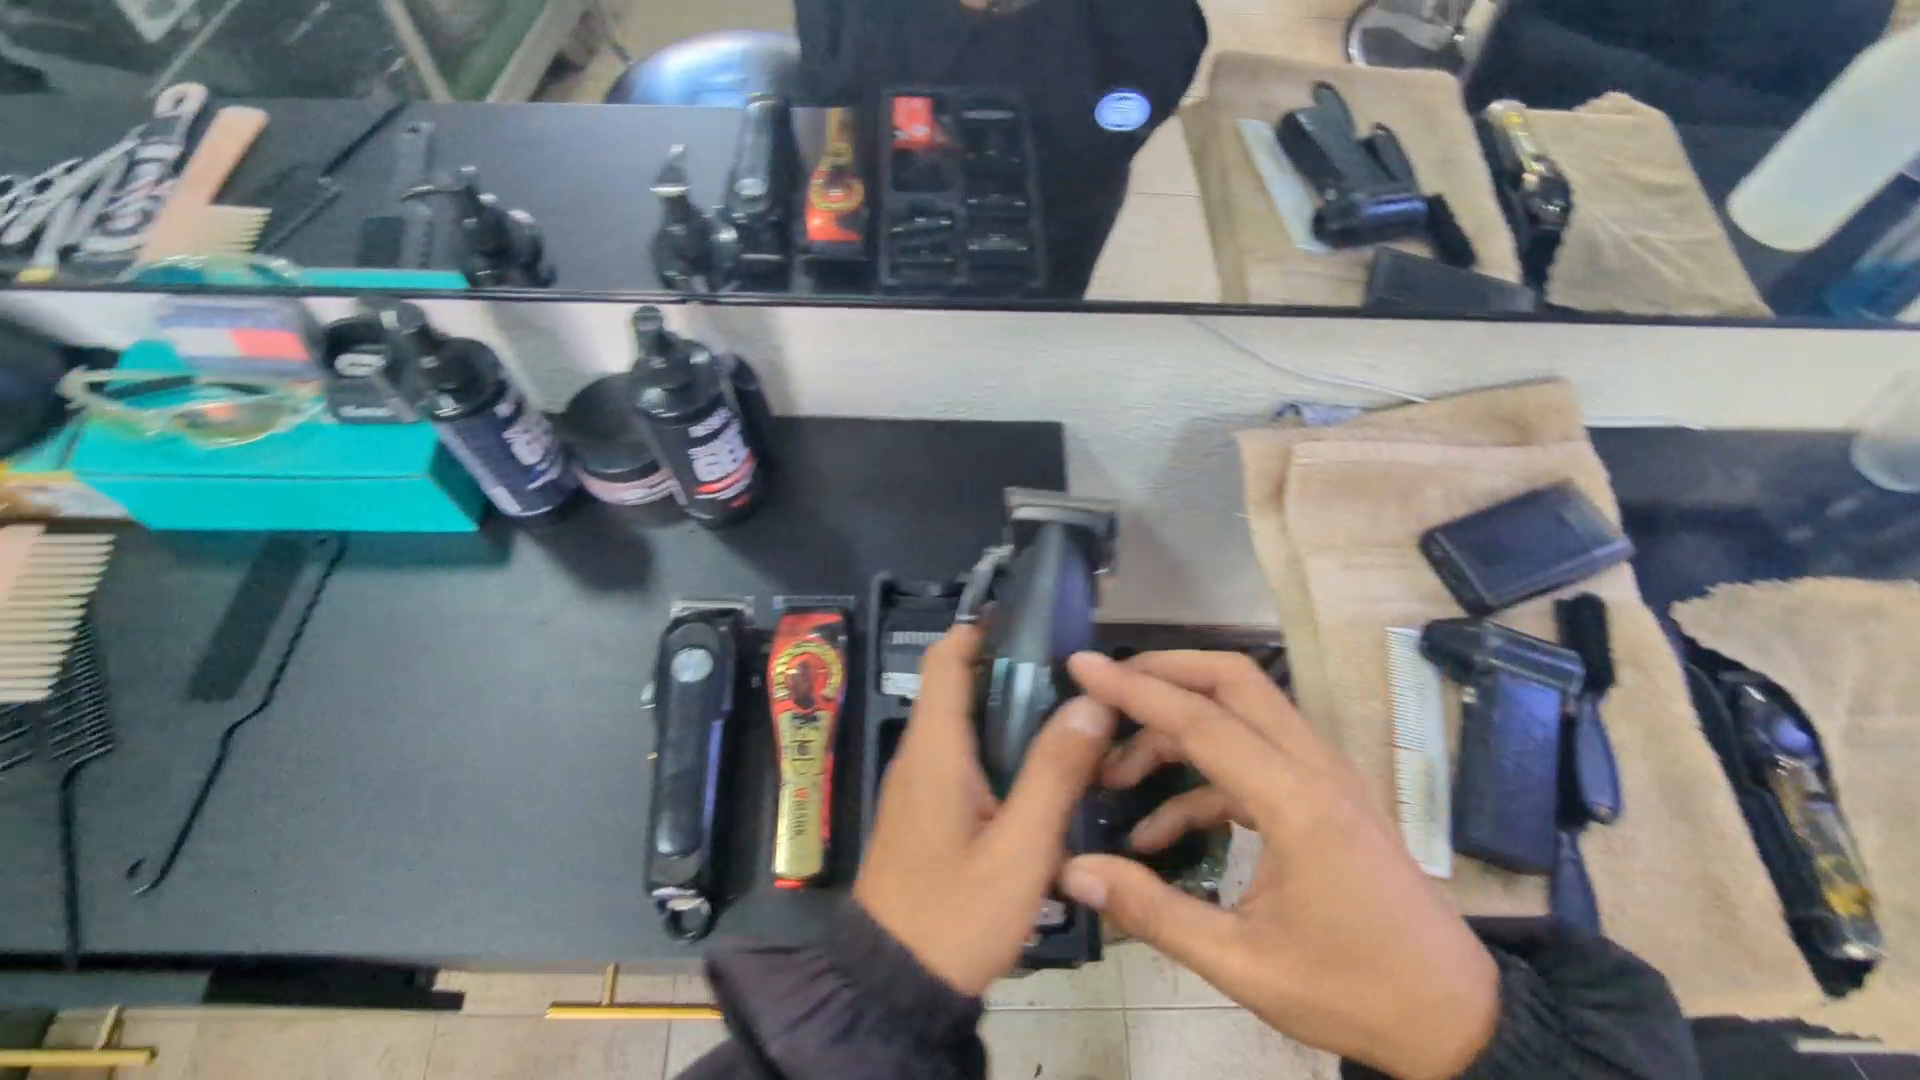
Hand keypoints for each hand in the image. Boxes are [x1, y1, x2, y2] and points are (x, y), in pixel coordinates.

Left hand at [853, 625, 1116, 996]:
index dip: (983, 628)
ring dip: (1009, 707)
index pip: (946, 660)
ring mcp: (919, 783)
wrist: (895, 982)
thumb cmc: (956, 914)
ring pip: (964, 722)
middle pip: (958, 686)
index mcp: (934, 750)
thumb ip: (1054, 773)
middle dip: (1011, 667)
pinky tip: (1043, 764)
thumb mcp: (1020, 849)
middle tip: (1075, 669)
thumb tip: (1090, 699)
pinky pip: (962, 755)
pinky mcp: (927, 809)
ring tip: (1071, 708)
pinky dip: (999, 743)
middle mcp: (920, 754)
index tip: (1036, 619)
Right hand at [1062, 651, 1500, 1079]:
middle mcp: (1315, 768)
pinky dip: (1202, 774)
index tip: (1081, 666)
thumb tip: (1072, 871)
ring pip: (1245, 711)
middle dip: (1162, 673)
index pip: (1201, 721)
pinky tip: (1160, 828)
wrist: (1455, 1019)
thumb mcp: (1242, 964)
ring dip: (1178, 726)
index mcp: (1297, 801)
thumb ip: (1153, 911)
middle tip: (1103, 691)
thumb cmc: (1352, 992)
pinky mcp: (1325, 795)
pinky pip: (1254, 758)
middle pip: (1234, 682)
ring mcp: (1326, 777)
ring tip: (1116, 774)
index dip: (1134, 689)